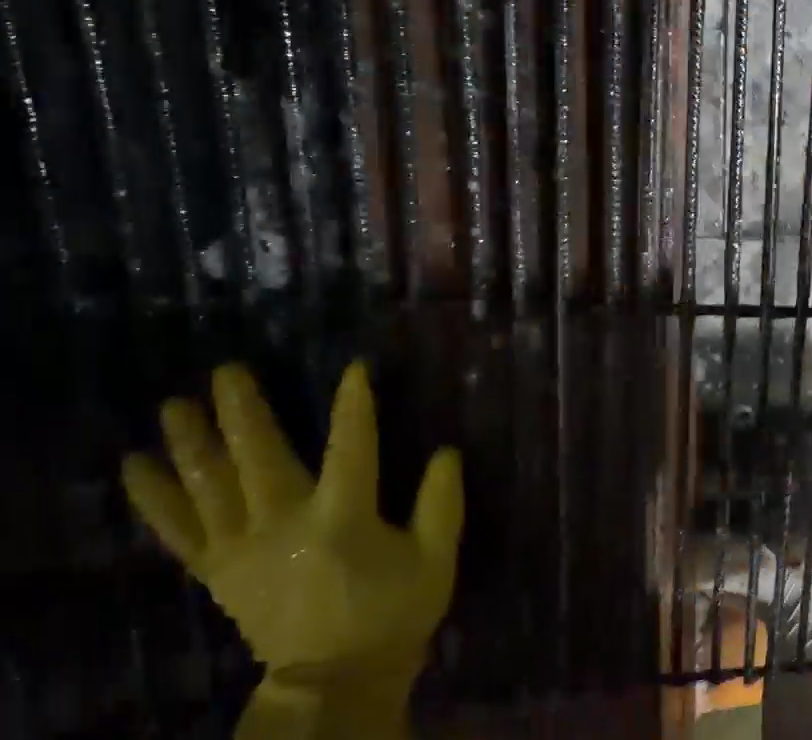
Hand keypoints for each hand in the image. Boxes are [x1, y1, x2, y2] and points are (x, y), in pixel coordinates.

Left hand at [121, 362, 461, 677]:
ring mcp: (242, 549)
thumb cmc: (395, 610)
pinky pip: (177, 529)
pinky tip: (135, 467)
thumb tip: (444, 453)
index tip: (353, 368)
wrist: (337, 677)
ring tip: (173, 406)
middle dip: (242, 411)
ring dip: (189, 443)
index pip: (350, 447)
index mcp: (342, 518)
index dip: (354, 406)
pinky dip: (154, 497)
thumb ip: (440, 503)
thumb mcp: (436, 557)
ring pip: (208, 487)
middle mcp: (283, 525)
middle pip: (257, 457)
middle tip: (226, 372)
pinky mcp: (217, 571)